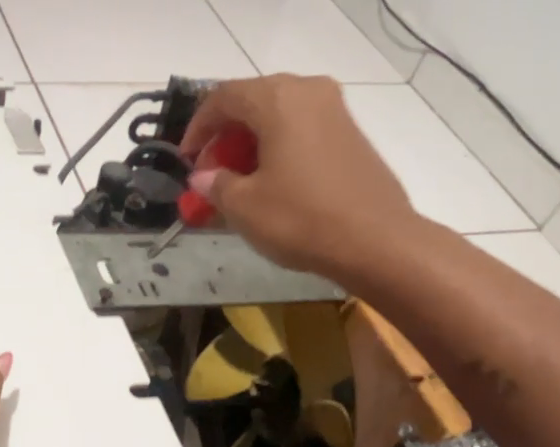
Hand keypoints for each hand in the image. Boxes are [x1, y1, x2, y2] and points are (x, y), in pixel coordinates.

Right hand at [181, 75, 423, 279]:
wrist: (374, 240)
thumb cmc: (300, 219)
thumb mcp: (244, 207)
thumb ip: (216, 185)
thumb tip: (202, 178)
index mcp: (277, 100)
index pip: (223, 98)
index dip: (197, 128)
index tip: (185, 161)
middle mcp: (307, 92)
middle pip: (253, 103)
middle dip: (224, 138)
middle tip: (209, 175)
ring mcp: (334, 110)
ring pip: (278, 117)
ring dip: (251, 146)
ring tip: (237, 185)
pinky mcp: (350, 134)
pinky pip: (301, 131)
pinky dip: (277, 150)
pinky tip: (270, 185)